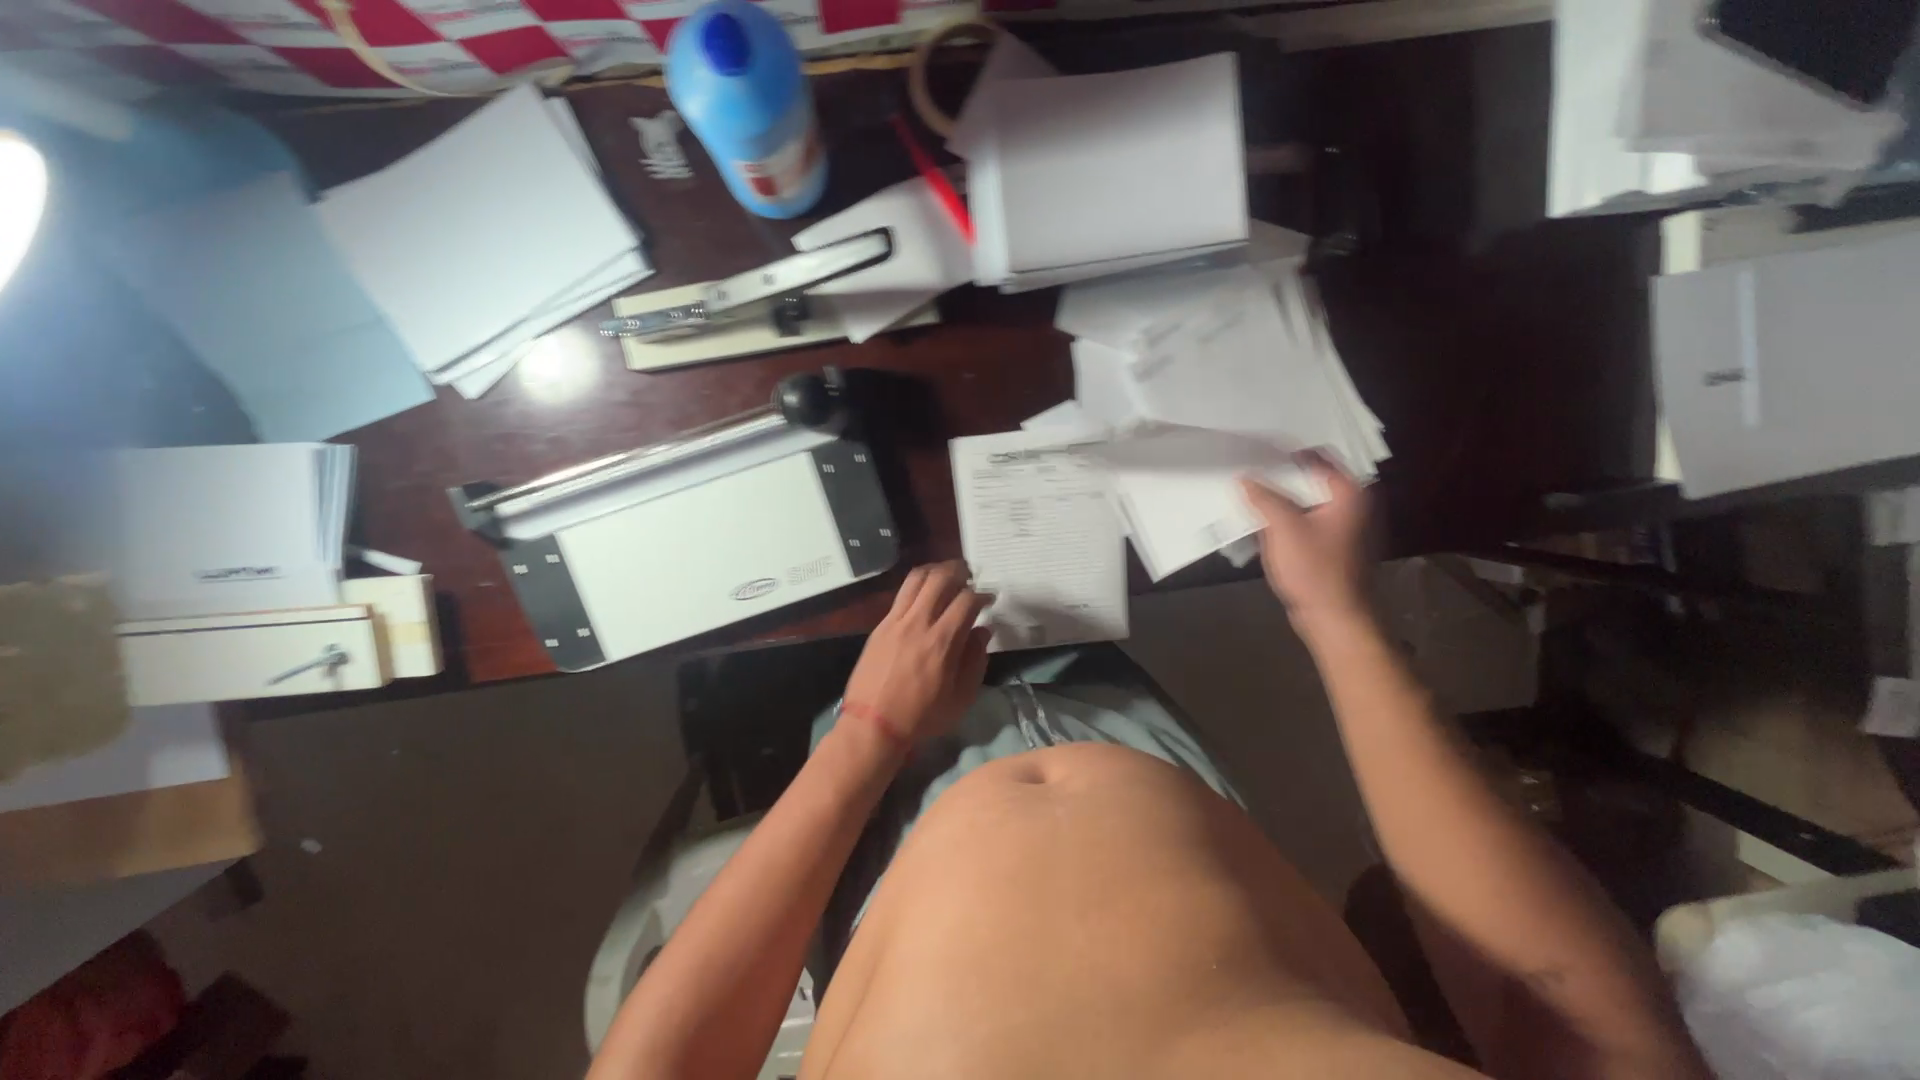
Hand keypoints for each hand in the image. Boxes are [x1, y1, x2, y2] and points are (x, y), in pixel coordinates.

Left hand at [842, 560, 991, 743]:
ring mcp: (895, 621)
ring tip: (946, 575)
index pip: (966, 600)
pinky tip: (924, 595)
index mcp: (943, 641)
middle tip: (969, 576)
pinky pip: (901, 595)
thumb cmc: (922, 716)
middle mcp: (919, 622)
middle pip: (940, 578)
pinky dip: (917, 586)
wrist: (873, 725)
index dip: (982, 594)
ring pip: (916, 579)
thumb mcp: (961, 698)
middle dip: (958, 571)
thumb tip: (983, 631)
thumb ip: (975, 660)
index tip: (989, 598)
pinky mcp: (880, 626)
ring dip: (935, 571)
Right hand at [1238, 453, 1371, 631]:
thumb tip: (1245, 478)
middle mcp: (1350, 504)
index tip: (1253, 455)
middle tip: (1245, 474)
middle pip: (1308, 479)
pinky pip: (1303, 522)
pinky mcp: (1330, 545)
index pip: (1315, 457)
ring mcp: (1341, 526)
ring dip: (1277, 501)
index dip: (1283, 454)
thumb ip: (1263, 498)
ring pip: (1304, 502)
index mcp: (1348, 493)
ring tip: (1246, 497)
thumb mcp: (1283, 528)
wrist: (1334, 618)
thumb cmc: (1314, 571)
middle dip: (1276, 479)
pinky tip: (1258, 524)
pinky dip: (1283, 520)